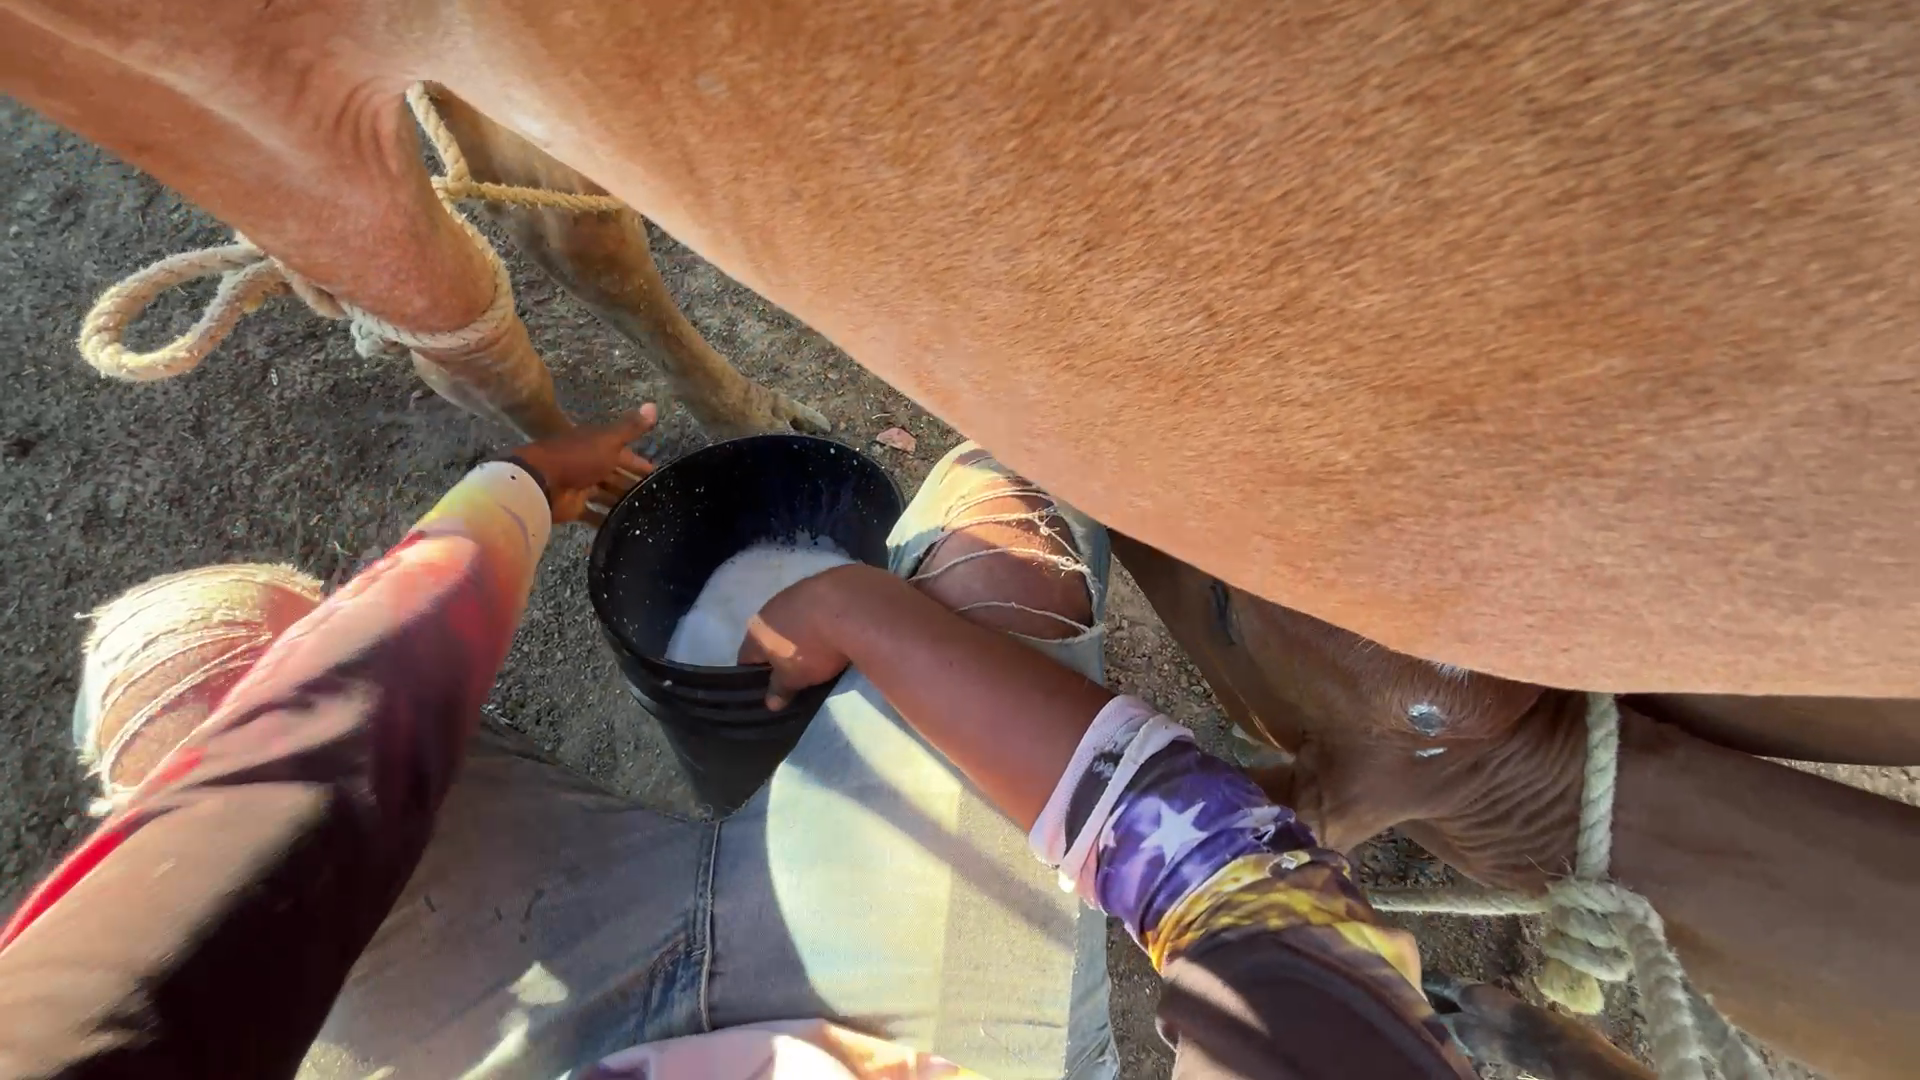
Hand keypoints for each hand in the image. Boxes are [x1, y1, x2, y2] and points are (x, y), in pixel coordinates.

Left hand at [509, 405, 656, 523]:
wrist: (540, 482)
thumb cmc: (578, 457)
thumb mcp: (609, 440)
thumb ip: (631, 427)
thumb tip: (654, 405)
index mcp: (597, 446)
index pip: (624, 454)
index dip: (640, 463)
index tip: (658, 474)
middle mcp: (589, 464)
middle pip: (615, 475)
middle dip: (633, 484)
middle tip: (655, 497)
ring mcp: (580, 486)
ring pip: (607, 494)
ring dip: (622, 502)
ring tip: (645, 513)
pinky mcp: (574, 506)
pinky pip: (594, 514)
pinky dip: (606, 519)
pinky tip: (623, 526)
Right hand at [737, 565, 873, 708]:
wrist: (853, 605)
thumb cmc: (814, 647)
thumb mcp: (796, 676)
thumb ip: (780, 688)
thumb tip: (770, 702)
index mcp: (759, 628)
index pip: (747, 656)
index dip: (754, 675)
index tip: (768, 688)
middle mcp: (774, 604)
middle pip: (772, 632)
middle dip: (781, 649)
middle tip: (799, 668)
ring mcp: (801, 589)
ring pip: (796, 615)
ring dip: (804, 628)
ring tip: (824, 645)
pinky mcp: (829, 580)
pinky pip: (822, 605)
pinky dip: (827, 615)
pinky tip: (842, 625)